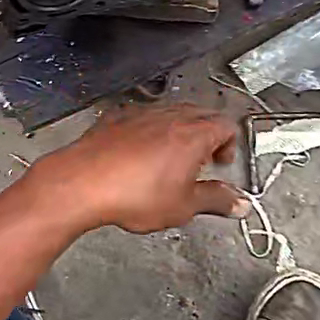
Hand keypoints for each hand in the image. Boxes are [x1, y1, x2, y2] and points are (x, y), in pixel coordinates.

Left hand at [17, 104, 248, 234]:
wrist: (82, 182)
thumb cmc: (132, 193)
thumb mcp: (183, 206)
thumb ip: (215, 200)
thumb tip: (238, 202)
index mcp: (193, 134)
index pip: (226, 125)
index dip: (230, 145)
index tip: (221, 164)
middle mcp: (168, 116)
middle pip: (200, 114)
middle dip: (206, 136)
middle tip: (200, 162)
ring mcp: (140, 113)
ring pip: (170, 113)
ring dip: (178, 132)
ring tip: (169, 161)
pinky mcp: (115, 117)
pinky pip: (141, 117)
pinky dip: (148, 131)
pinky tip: (138, 154)